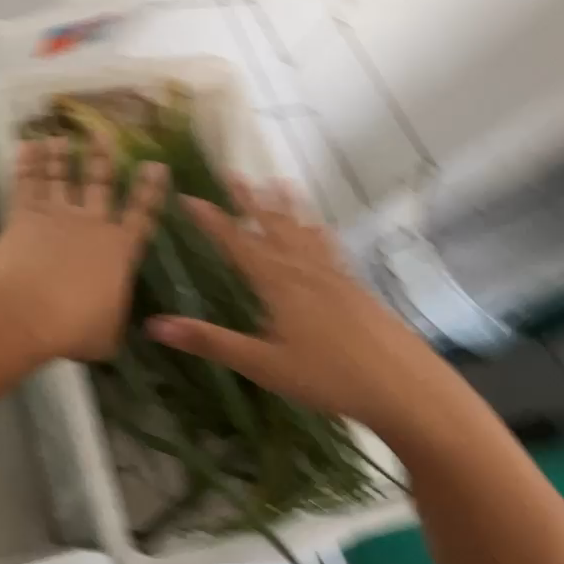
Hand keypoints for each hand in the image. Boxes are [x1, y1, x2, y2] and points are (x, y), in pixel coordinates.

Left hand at [0, 139, 167, 361]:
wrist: (26, 309)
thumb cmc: (73, 328)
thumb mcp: (107, 336)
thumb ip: (113, 322)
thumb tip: (116, 324)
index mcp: (119, 251)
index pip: (142, 215)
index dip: (150, 190)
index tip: (156, 165)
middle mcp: (91, 224)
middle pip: (100, 183)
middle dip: (103, 158)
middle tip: (103, 134)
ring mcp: (57, 214)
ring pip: (61, 176)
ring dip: (60, 156)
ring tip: (59, 138)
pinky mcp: (24, 214)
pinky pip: (27, 182)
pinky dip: (28, 162)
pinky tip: (26, 145)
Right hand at [145, 181, 473, 442]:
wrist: (410, 391)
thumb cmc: (330, 379)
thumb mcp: (262, 364)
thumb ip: (209, 341)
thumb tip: (154, 325)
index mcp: (278, 284)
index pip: (236, 242)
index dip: (211, 219)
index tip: (188, 195)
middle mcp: (304, 271)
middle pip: (272, 227)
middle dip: (250, 200)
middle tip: (233, 173)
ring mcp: (334, 277)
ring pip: (303, 232)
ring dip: (286, 206)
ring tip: (279, 182)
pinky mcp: (356, 289)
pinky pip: (329, 249)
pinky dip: (317, 232)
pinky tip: (320, 229)